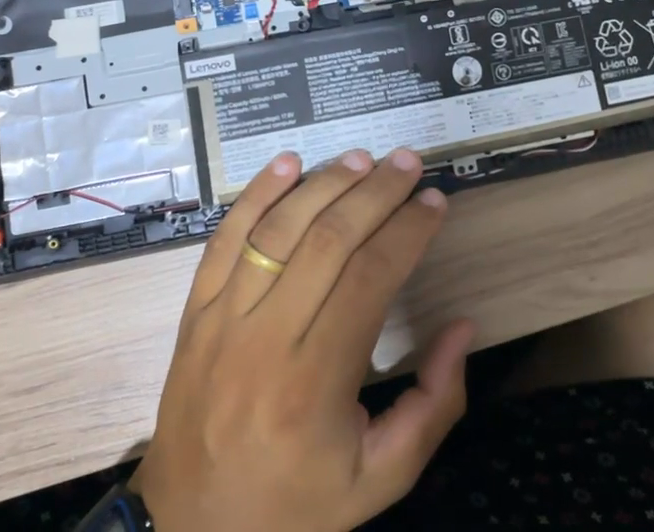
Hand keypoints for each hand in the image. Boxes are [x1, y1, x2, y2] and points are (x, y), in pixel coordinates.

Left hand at [132, 149, 475, 531]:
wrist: (192, 526)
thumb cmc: (294, 502)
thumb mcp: (381, 477)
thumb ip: (434, 404)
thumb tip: (461, 327)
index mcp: (314, 382)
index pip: (370, 279)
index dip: (407, 232)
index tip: (435, 202)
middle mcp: (264, 339)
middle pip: (326, 242)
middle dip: (374, 194)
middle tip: (408, 163)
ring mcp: (222, 319)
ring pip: (277, 231)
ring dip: (323, 185)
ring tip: (362, 158)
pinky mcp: (195, 311)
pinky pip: (224, 240)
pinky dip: (255, 196)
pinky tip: (287, 163)